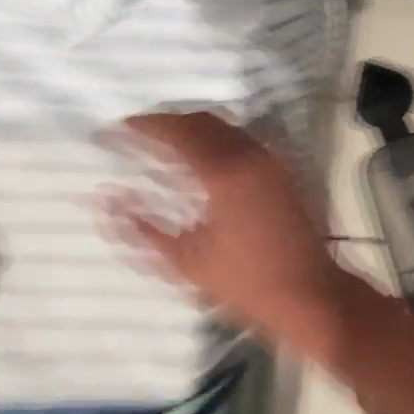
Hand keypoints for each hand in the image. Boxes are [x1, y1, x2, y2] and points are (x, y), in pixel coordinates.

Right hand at [99, 112, 356, 358]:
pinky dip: (216, 137)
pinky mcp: (284, 169)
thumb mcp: (185, 262)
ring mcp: (272, 159)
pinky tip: (200, 158)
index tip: (119, 128)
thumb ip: (141, 228)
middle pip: (203, 120)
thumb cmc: (245, 283)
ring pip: (226, 125)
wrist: (309, 293)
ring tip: (163, 142)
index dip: (147, 125)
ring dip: (193, 127)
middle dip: (168, 121)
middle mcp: (250, 155)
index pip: (179, 131)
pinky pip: (243, 138)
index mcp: (224, 173)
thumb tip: (105, 199)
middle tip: (138, 132)